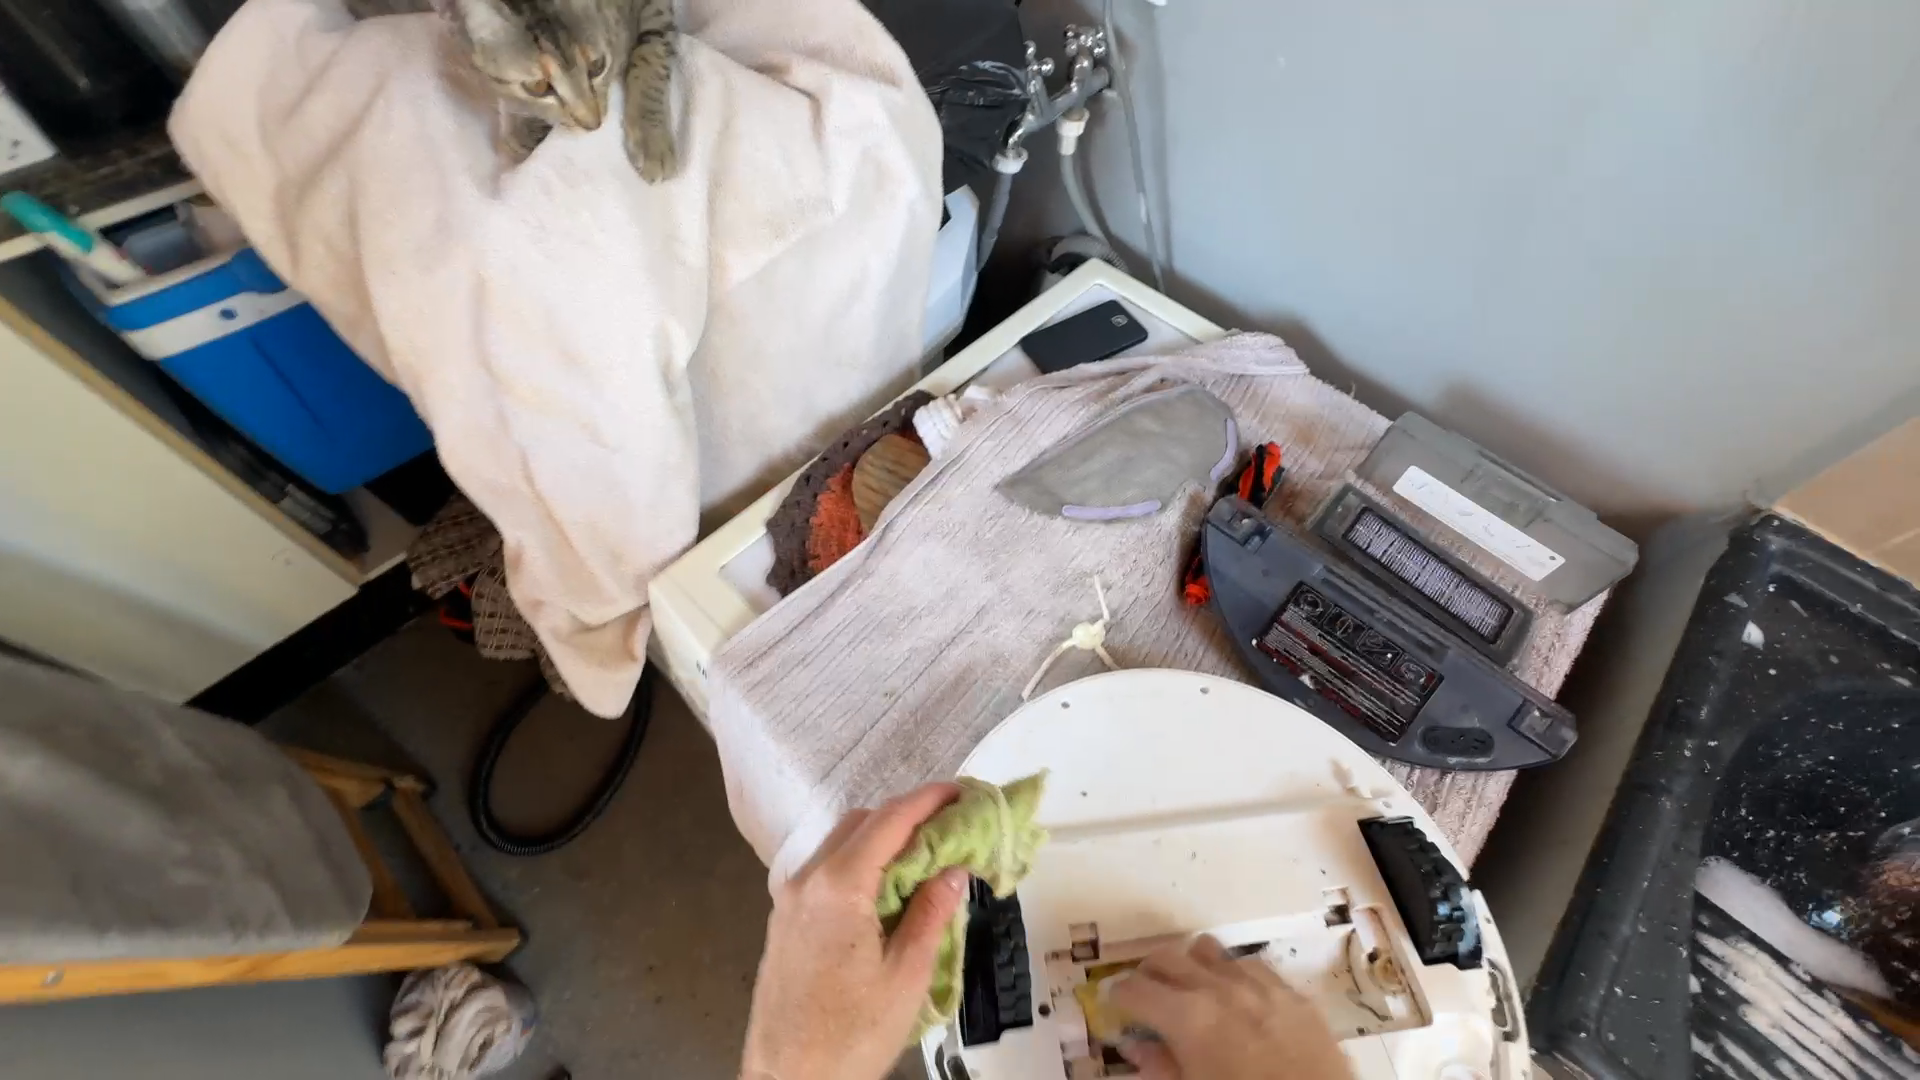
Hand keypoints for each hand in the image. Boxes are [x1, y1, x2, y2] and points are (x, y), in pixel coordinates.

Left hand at [740, 784, 970, 1079]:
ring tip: (921, 856)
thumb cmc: (851, 1036)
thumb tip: (954, 867)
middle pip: (862, 821)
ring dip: (880, 837)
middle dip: (906, 815)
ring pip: (840, 841)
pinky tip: (883, 888)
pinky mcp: (784, 917)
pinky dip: (858, 860)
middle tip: (947, 827)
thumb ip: (931, 911)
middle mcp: (808, 878)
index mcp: (839, 885)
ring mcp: (790, 896)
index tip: (960, 791)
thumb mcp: (906, 976)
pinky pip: (825, 868)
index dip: (928, 799)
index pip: (890, 820)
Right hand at [1108, 935, 1351, 1079]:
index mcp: (1189, 1018)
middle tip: (1147, 997)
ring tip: (1191, 988)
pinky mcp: (1293, 994)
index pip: (1135, 989)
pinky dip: (1233, 973)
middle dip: (1149, 974)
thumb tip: (1137, 1047)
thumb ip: (1163, 1068)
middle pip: (1166, 958)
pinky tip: (1236, 997)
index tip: (1116, 1005)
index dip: (1119, 996)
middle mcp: (1219, 988)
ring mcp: (1259, 986)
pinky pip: (1250, 965)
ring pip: (1207, 950)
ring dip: (1190, 965)